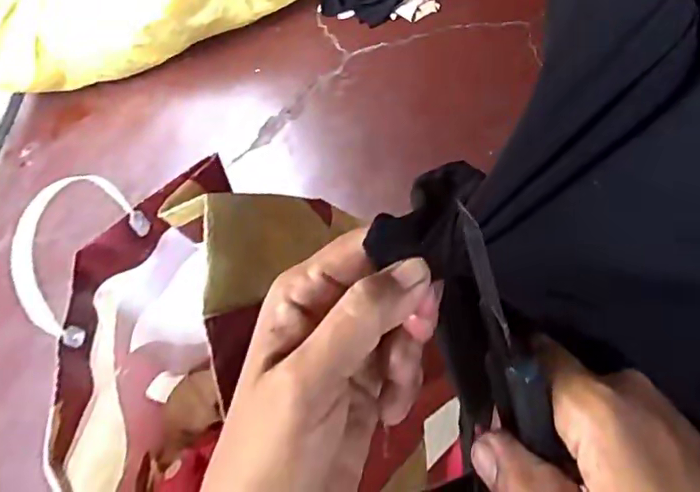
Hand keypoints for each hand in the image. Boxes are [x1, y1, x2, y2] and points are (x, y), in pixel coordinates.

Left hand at [205, 228, 438, 491]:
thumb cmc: (271, 453)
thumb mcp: (309, 381)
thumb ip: (361, 317)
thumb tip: (420, 263)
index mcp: (305, 292)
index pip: (368, 246)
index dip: (403, 258)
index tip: (428, 289)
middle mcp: (331, 308)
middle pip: (397, 281)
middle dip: (411, 316)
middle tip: (415, 343)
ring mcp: (352, 345)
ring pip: (409, 318)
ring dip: (410, 355)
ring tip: (392, 393)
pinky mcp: (371, 378)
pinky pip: (409, 356)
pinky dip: (407, 382)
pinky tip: (389, 411)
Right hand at [470, 340, 699, 491]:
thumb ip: (527, 482)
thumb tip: (483, 439)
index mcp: (600, 400)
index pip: (539, 356)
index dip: (504, 377)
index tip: (480, 408)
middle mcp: (625, 384)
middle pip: (560, 386)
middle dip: (531, 420)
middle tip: (509, 465)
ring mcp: (652, 400)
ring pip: (587, 405)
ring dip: (564, 437)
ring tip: (553, 477)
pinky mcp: (668, 420)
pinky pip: (615, 417)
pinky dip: (593, 442)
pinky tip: (592, 477)